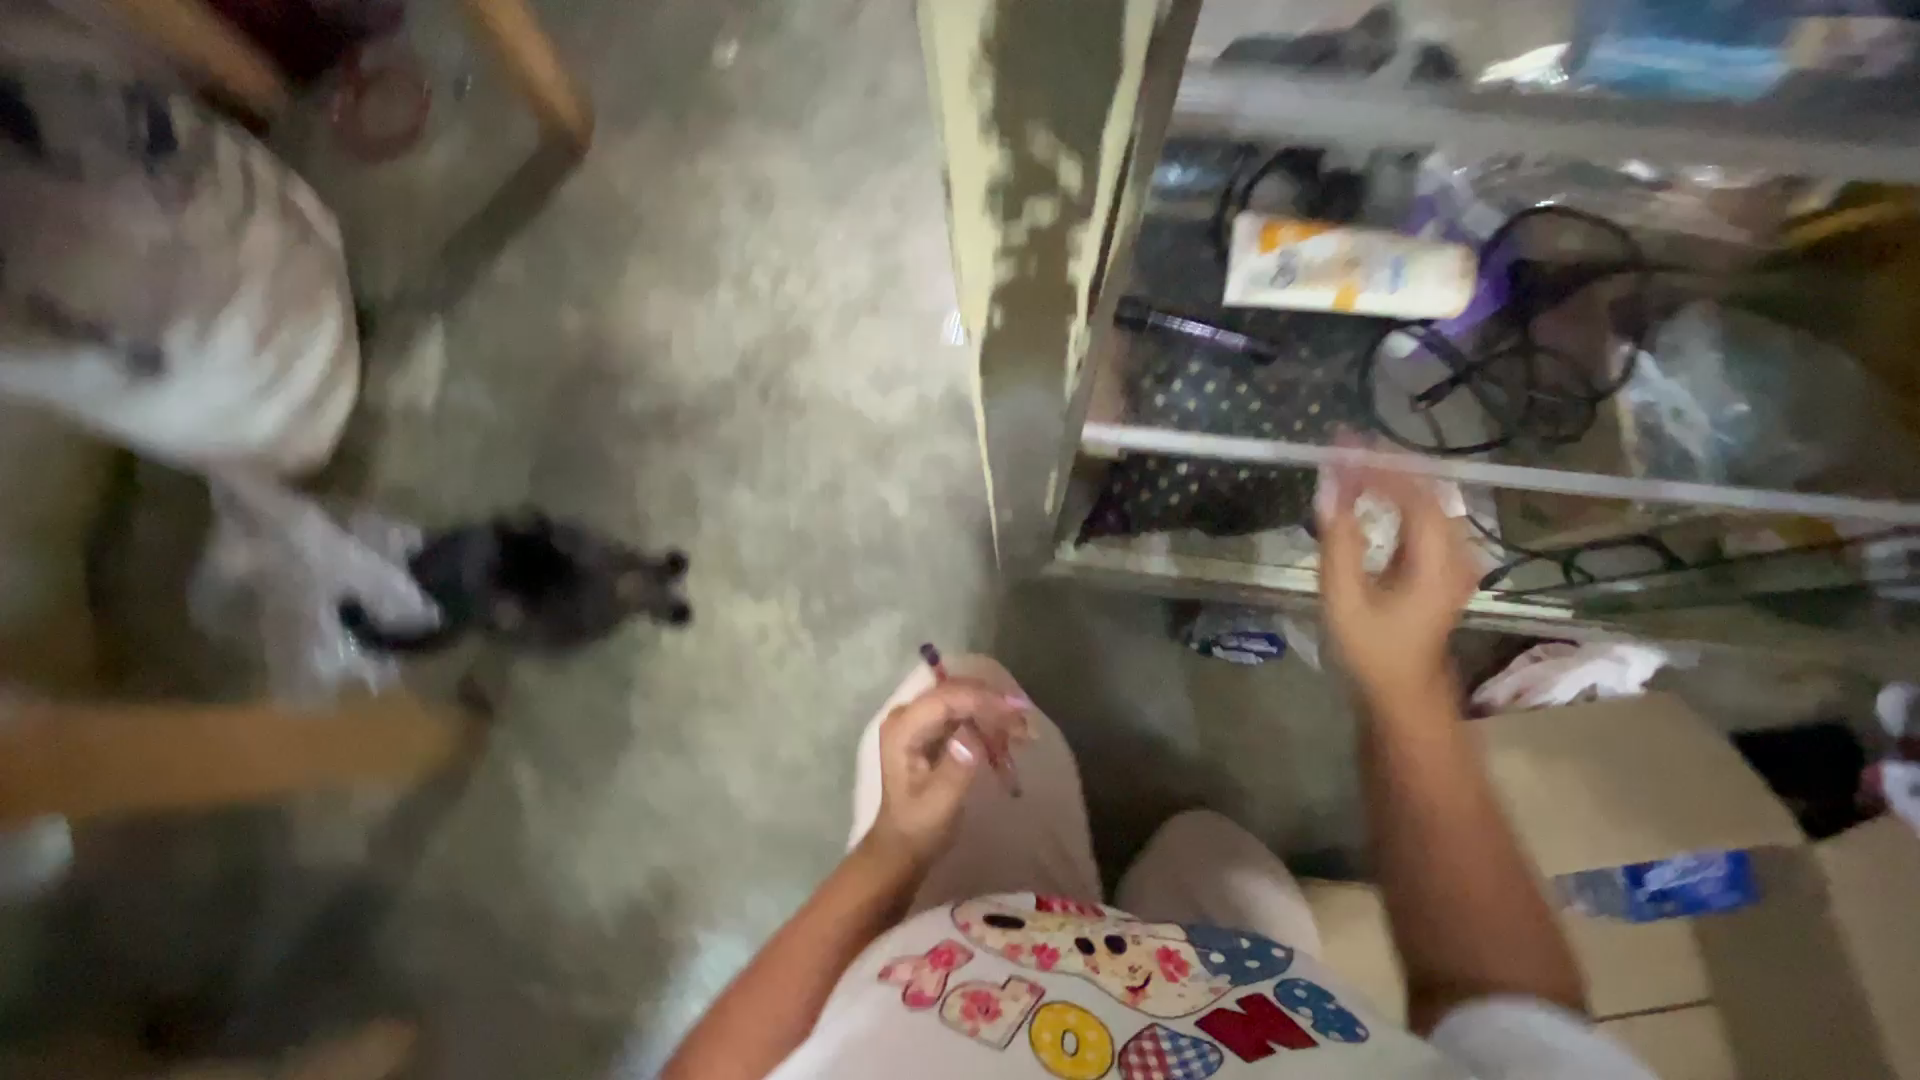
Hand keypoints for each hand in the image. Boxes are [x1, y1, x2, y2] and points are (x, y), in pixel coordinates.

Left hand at [863, 678, 1032, 869]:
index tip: (1015, 710)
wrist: (904, 844)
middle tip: (1025, 720)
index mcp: (902, 730)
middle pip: (954, 691)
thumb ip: (955, 769)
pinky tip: (1009, 737)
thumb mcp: (939, 804)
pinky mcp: (932, 728)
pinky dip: (988, 720)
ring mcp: (919, 719)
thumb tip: (971, 736)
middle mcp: (907, 715)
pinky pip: (963, 712)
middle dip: (991, 701)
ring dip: (993, 711)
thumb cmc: (919, 826)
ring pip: (962, 698)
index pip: (943, 700)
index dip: (980, 699)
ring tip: (1022, 732)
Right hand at [1317, 453, 1479, 712]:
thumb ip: (1338, 541)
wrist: (1402, 691)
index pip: (1413, 493)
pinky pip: (1424, 514)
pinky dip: (1397, 495)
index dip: (1378, 465)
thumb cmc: (1371, 650)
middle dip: (1385, 462)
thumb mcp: (1345, 599)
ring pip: (1429, 498)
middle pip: (1428, 488)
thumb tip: (1328, 489)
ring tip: (1353, 459)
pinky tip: (1371, 489)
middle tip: (1344, 445)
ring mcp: (1454, 558)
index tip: (1342, 445)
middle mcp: (1456, 552)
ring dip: (1392, 475)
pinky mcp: (1443, 563)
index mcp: (1437, 561)